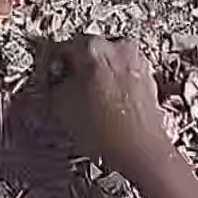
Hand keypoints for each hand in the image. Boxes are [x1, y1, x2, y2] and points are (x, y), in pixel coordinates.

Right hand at [46, 36, 182, 182]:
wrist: (139, 151)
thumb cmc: (104, 129)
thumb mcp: (60, 105)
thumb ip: (52, 85)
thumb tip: (52, 82)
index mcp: (92, 47)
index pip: (62, 48)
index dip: (52, 66)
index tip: (49, 78)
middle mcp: (117, 48)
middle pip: (88, 52)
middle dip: (77, 70)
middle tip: (66, 91)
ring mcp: (136, 62)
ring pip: (107, 64)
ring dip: (96, 78)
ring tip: (87, 103)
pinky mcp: (148, 79)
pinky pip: (123, 76)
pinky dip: (113, 86)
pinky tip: (106, 108)